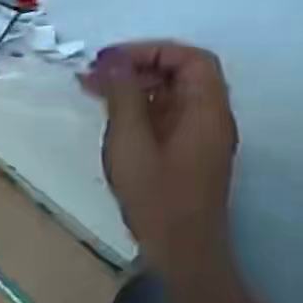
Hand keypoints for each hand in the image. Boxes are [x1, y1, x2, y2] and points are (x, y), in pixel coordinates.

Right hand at [81, 41, 239, 268]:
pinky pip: (165, 110)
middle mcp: (210, 117)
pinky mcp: (186, 148)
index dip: (151, 51)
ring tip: (93, 88)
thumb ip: (123, 96)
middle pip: (182, 71)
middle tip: (96, 73)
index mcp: (206, 112)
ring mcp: (199, 134)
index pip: (191, 59)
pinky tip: (108, 110)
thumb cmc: (155, 195)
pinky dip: (137, 102)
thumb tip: (113, 60)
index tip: (111, 61)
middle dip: (138, 64)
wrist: (182, 251)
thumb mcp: (130, 141)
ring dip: (133, 83)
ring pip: (171, 90)